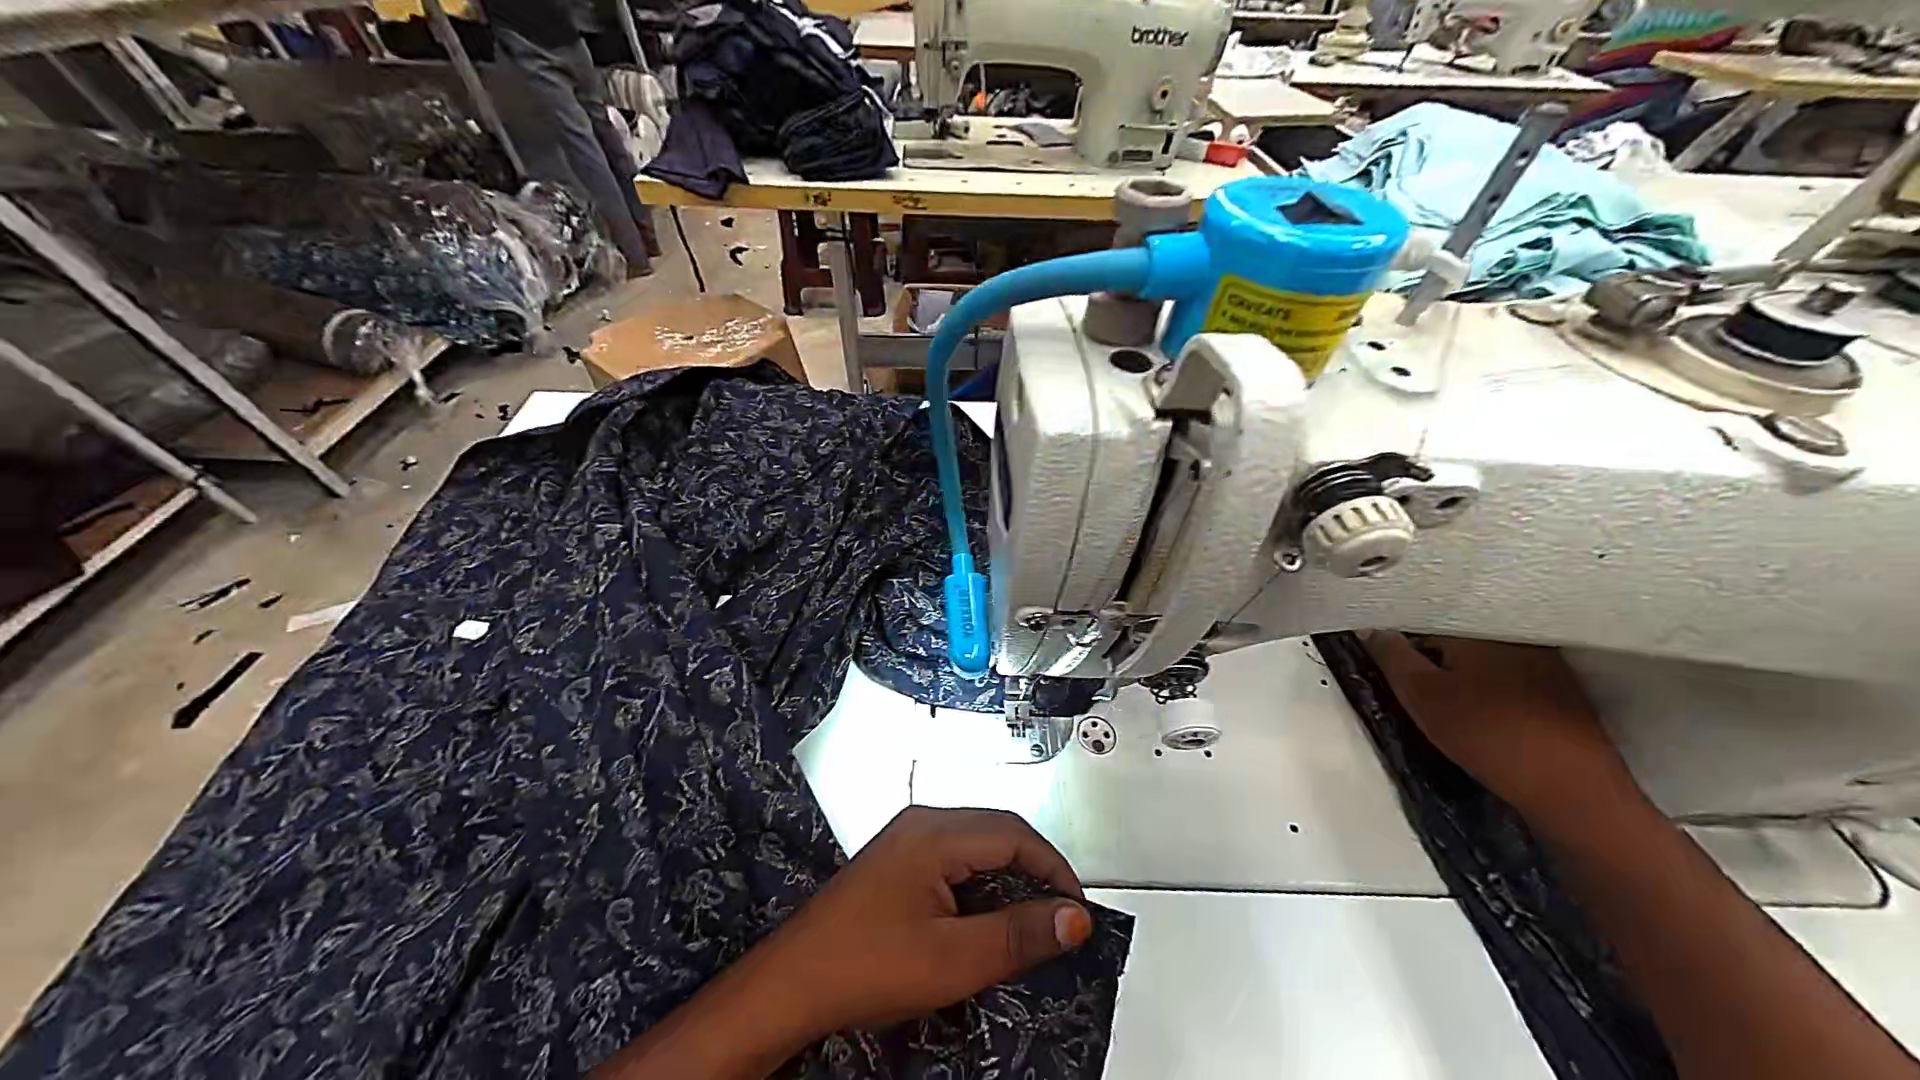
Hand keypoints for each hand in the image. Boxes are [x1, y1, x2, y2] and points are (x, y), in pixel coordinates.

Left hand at [755, 805, 1091, 1033]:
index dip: (1054, 868)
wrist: (793, 984)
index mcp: (934, 833)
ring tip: (1029, 921)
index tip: (1076, 908)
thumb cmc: (862, 966)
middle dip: (1035, 869)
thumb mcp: (954, 959)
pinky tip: (986, 917)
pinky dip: (982, 882)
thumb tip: (1071, 919)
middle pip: (998, 831)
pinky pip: (956, 857)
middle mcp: (921, 824)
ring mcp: (907, 839)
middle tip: (1059, 915)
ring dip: (1009, 877)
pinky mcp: (899, 860)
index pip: (1016, 834)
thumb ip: (1018, 935)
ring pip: (978, 843)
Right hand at [1363, 633, 1647, 835]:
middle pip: (1458, 638)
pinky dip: (1491, 689)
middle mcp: (1516, 636)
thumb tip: (1370, 628)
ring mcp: (1546, 663)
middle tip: (1418, 689)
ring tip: (1449, 704)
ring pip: (1485, 658)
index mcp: (1480, 628)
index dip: (1402, 644)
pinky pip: (1511, 677)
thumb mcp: (1420, 695)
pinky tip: (1485, 716)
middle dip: (1434, 656)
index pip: (1425, 622)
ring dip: (1464, 673)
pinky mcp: (1564, 692)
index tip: (1393, 668)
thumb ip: (1390, 655)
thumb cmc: (1486, 734)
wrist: (1570, 788)